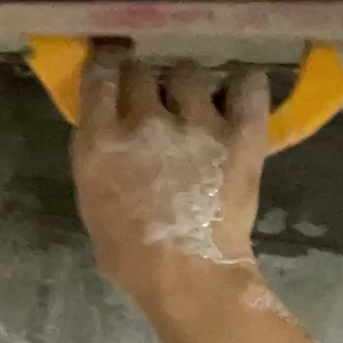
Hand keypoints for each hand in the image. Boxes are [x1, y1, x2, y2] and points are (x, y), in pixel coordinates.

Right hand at [71, 43, 270, 314]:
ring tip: (195, 106)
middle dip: (145, 82)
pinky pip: (247, 84)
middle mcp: (145, 120)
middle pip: (142, 71)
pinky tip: (237, 99)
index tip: (111, 68)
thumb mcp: (95, 207)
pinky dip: (242, 87)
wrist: (188, 275)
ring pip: (190, 72)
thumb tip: (114, 141)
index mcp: (100, 142)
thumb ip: (102, 164)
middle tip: (153, 101)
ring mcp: (196, 122)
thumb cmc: (131, 257)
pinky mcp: (240, 131)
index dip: (106, 67)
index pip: (99, 77)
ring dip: (188, 86)